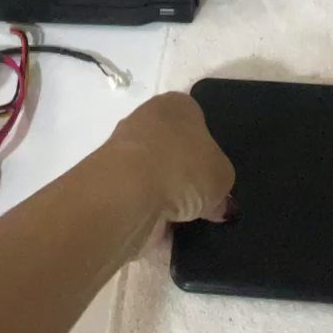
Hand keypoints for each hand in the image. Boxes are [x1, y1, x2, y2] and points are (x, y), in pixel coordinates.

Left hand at [100, 92, 234, 222]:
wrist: (127, 194)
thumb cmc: (183, 168)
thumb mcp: (222, 176)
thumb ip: (222, 184)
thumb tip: (216, 203)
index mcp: (177, 104)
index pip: (197, 121)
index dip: (209, 149)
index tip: (215, 174)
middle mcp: (148, 119)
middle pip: (174, 149)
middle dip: (186, 174)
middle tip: (204, 199)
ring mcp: (125, 150)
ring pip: (156, 175)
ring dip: (168, 196)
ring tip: (186, 218)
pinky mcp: (111, 182)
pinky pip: (140, 199)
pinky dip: (151, 214)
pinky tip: (164, 228)